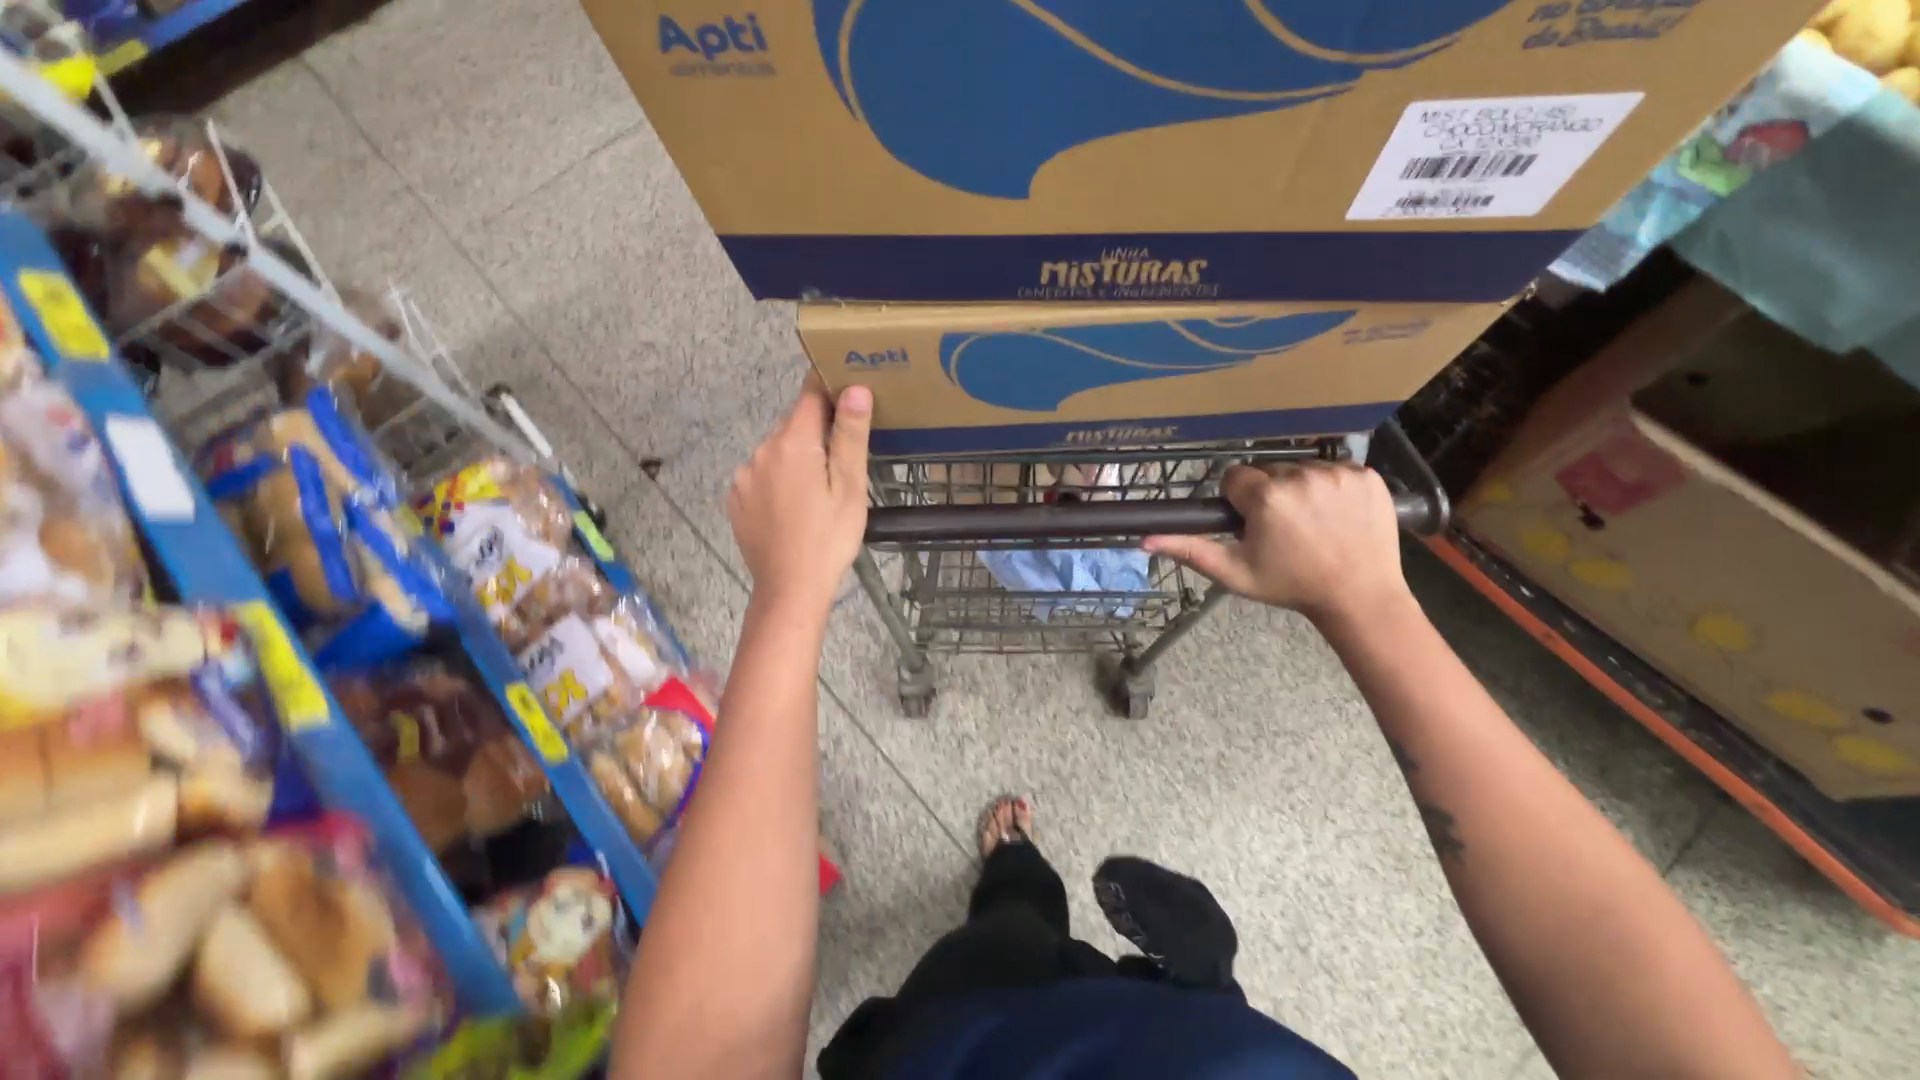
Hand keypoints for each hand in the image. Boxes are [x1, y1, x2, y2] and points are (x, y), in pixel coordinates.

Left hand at [728, 379, 871, 614]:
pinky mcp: (736, 498)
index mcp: (793, 443)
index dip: (830, 389)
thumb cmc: (829, 539)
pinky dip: (778, 481)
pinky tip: (794, 508)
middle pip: (794, 425)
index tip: (848, 389)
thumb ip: (850, 434)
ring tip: (819, 493)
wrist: (790, 589)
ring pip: (777, 452)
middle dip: (817, 434)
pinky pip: (761, 476)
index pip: (810, 394)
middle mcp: (762, 450)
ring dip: (797, 460)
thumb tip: (855, 388)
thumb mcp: (850, 487)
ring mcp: (744, 475)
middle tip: (843, 463)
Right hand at [1143, 463, 1408, 623]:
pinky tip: (1337, 516)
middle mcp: (1300, 476)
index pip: (1235, 478)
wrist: (1359, 596)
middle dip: (1270, 494)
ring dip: (1301, 490)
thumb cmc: (1291, 585)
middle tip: (1284, 529)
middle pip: (1270, 471)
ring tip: (1312, 523)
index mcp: (1266, 497)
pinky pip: (1337, 470)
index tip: (1253, 523)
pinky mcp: (1366, 475)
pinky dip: (1334, 488)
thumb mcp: (1235, 573)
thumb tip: (1145, 539)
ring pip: (1302, 469)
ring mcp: (1337, 474)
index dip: (1239, 502)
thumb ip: (1190, 550)